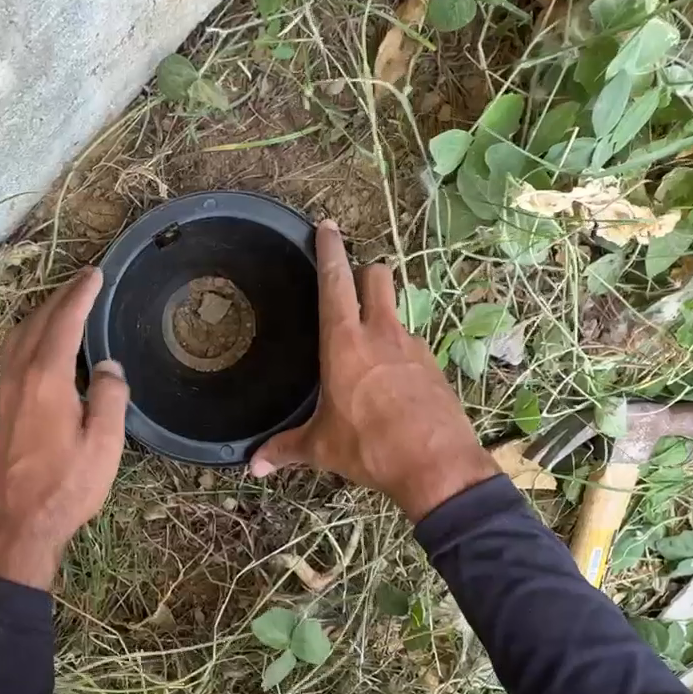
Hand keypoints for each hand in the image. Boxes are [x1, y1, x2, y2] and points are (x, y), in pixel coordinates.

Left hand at [0, 267, 129, 589]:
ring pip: (18, 337)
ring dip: (41, 315)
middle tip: (84, 282)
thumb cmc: (67, 487)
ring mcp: (3, 393)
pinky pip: (11, 356)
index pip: (64, 321)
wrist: (18, 525)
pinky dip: (29, 337)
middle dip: (60, 297)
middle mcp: (18, 377)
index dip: (81, 294)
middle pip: (37, 322)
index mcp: (45, 379)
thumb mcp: (104, 444)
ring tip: (63, 306)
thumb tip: (106, 366)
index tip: (96, 274)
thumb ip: (109, 397)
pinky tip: (39, 346)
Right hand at [248, 219, 497, 520]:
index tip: (326, 226)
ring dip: (381, 309)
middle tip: (347, 285)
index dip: (329, 250)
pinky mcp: (432, 365)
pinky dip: (398, 347)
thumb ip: (285, 450)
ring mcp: (412, 346)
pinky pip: (411, 342)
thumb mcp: (322, 448)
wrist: (438, 467)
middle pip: (377, 276)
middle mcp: (381, 334)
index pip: (335, 281)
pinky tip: (390, 375)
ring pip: (397, 307)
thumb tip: (254, 466)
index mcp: (345, 343)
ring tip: (367, 337)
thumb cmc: (370, 448)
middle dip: (362, 271)